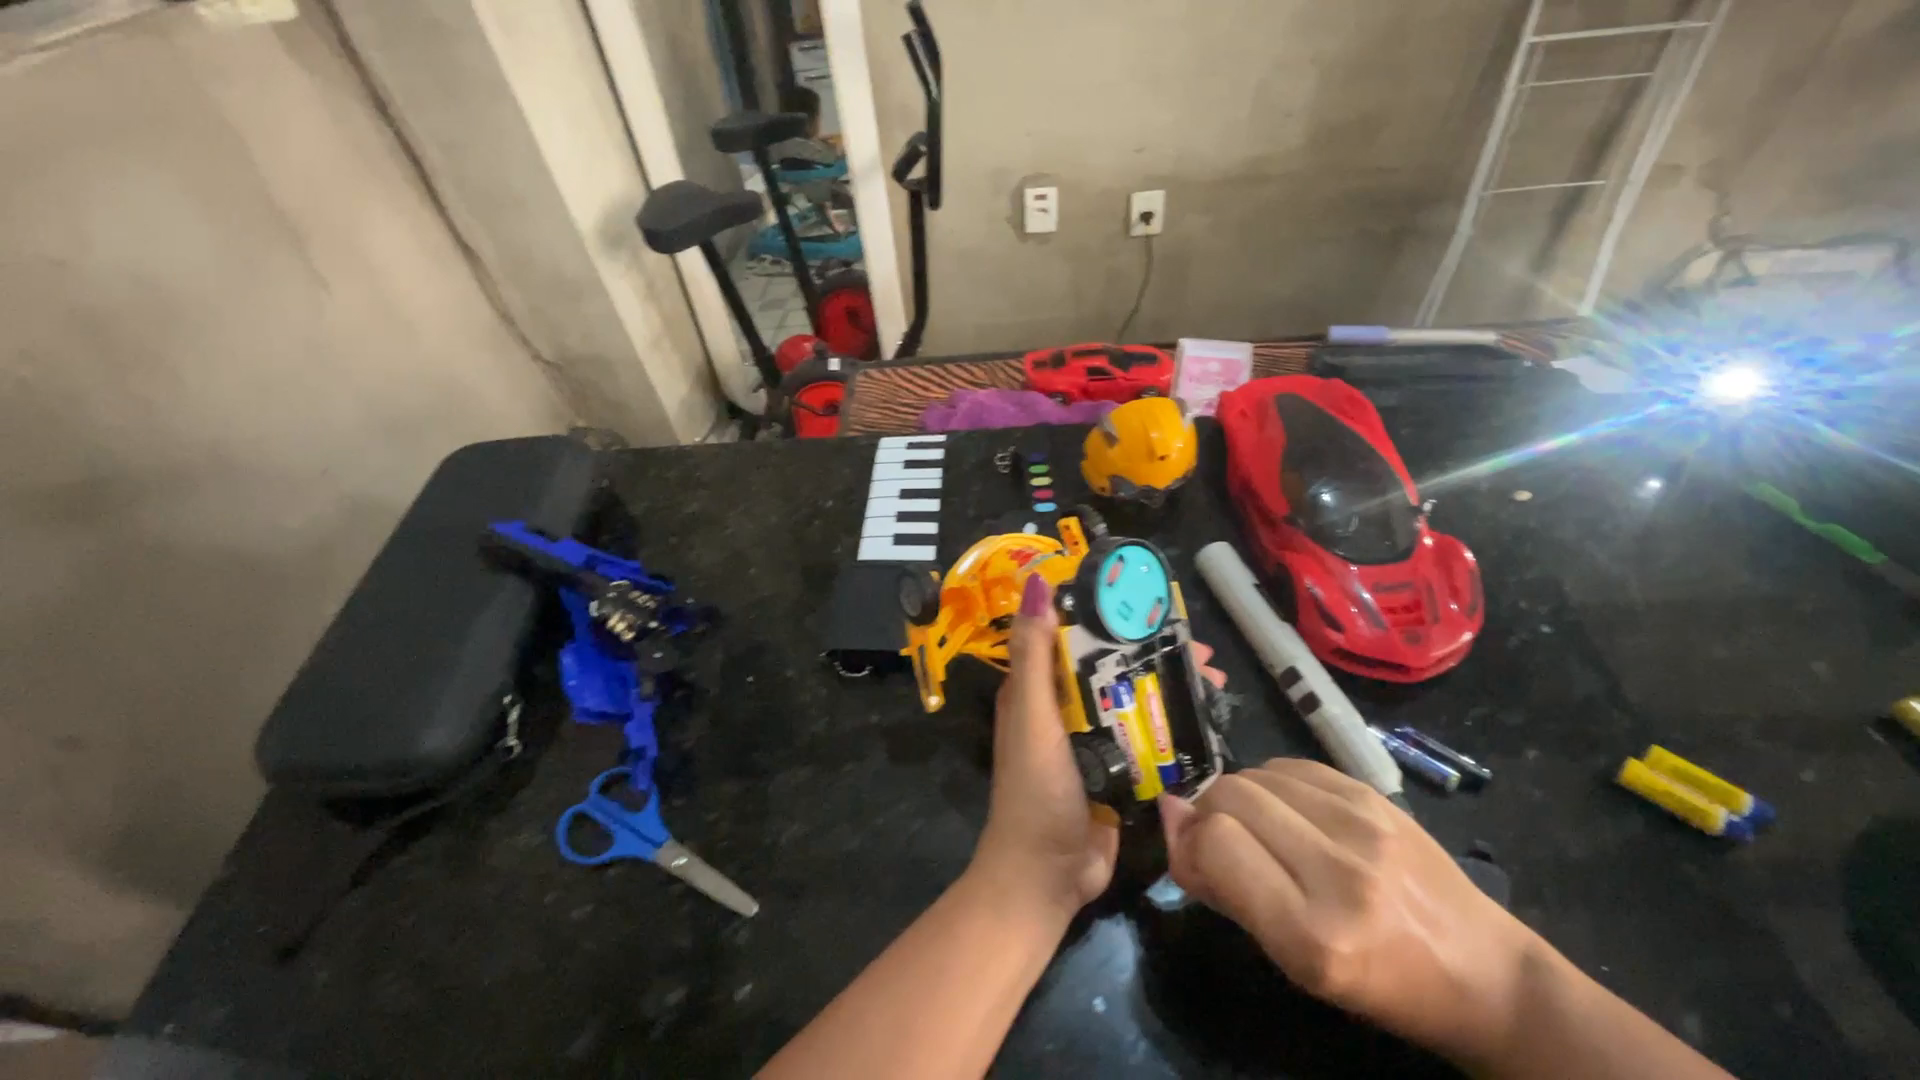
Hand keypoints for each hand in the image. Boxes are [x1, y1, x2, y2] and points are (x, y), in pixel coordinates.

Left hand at [973, 574, 1228, 916]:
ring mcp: (1095, 742)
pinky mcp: (1120, 771)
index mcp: (1037, 692)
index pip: (1074, 636)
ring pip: (1136, 697)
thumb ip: (1033, 657)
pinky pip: (1149, 735)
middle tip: (1202, 649)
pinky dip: (1175, 721)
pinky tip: (1209, 716)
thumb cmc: (1036, 793)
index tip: (1154, 606)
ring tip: (1215, 677)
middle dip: (1154, 651)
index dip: (1112, 616)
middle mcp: (1065, 710)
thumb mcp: (1031, 718)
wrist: (1048, 877)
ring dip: (1171, 683)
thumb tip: (1036, 583)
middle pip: (1113, 666)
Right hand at [1161, 758, 1542, 1063]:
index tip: (1191, 856)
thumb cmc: (1377, 984)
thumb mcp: (1291, 962)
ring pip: (1257, 774)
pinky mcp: (1378, 797)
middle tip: (1220, 842)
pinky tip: (1287, 812)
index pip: (1216, 842)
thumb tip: (1170, 816)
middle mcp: (1340, 871)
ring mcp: (1364, 825)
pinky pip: (1292, 766)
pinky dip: (1272, 783)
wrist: (1481, 971)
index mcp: (1312, 934)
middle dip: (1208, 813)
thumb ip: (1222, 889)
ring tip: (1258, 829)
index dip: (1189, 842)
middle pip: (1231, 796)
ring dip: (1239, 797)